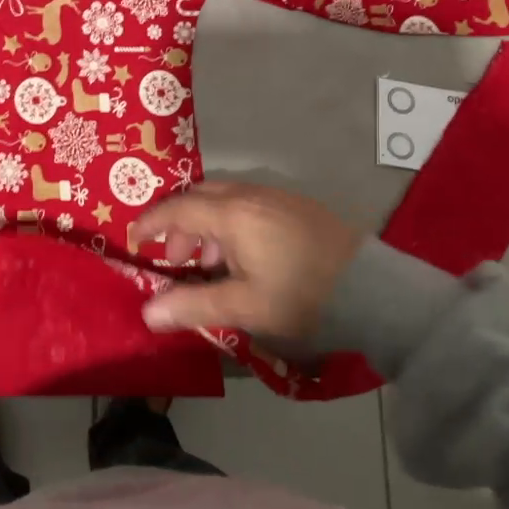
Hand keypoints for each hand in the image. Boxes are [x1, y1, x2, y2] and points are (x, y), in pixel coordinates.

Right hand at [128, 182, 360, 340]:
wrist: (374, 290)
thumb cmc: (301, 296)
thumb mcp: (245, 307)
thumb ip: (193, 306)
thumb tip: (147, 312)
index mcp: (231, 214)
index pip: (176, 209)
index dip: (150, 223)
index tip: (134, 240)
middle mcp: (249, 195)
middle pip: (198, 196)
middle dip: (178, 223)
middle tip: (177, 259)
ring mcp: (275, 197)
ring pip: (224, 198)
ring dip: (205, 224)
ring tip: (212, 263)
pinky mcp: (296, 206)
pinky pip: (247, 203)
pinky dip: (229, 222)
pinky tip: (244, 255)